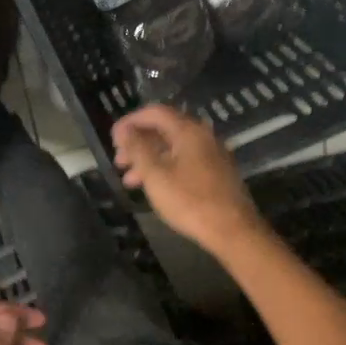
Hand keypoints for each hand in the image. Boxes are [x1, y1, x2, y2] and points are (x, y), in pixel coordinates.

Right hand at [111, 104, 268, 254]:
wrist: (233, 231)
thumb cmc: (189, 201)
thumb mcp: (155, 175)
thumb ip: (137, 149)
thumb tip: (123, 130)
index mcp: (189, 132)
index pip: (155, 112)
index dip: (130, 121)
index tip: (113, 139)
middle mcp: (203, 137)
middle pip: (164, 129)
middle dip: (137, 143)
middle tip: (119, 161)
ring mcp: (212, 154)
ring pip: (173, 148)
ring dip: (148, 159)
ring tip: (129, 180)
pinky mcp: (216, 172)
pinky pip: (184, 160)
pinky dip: (164, 167)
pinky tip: (152, 186)